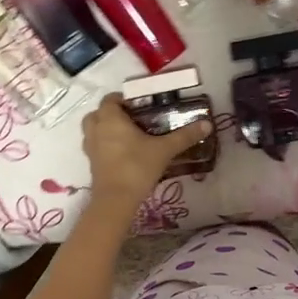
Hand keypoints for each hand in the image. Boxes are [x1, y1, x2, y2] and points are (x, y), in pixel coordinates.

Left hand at [82, 94, 211, 211]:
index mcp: (111, 118)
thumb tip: (207, 124)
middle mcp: (96, 129)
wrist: (116, 200)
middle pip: (98, 113)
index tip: (140, 107)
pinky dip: (105, 145)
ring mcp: (90, 147)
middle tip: (132, 120)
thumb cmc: (137, 167)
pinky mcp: (91, 164)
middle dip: (112, 113)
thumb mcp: (164, 150)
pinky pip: (95, 146)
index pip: (111, 99)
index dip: (124, 100)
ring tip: (126, 135)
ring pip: (93, 130)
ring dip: (105, 129)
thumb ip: (184, 136)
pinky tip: (122, 153)